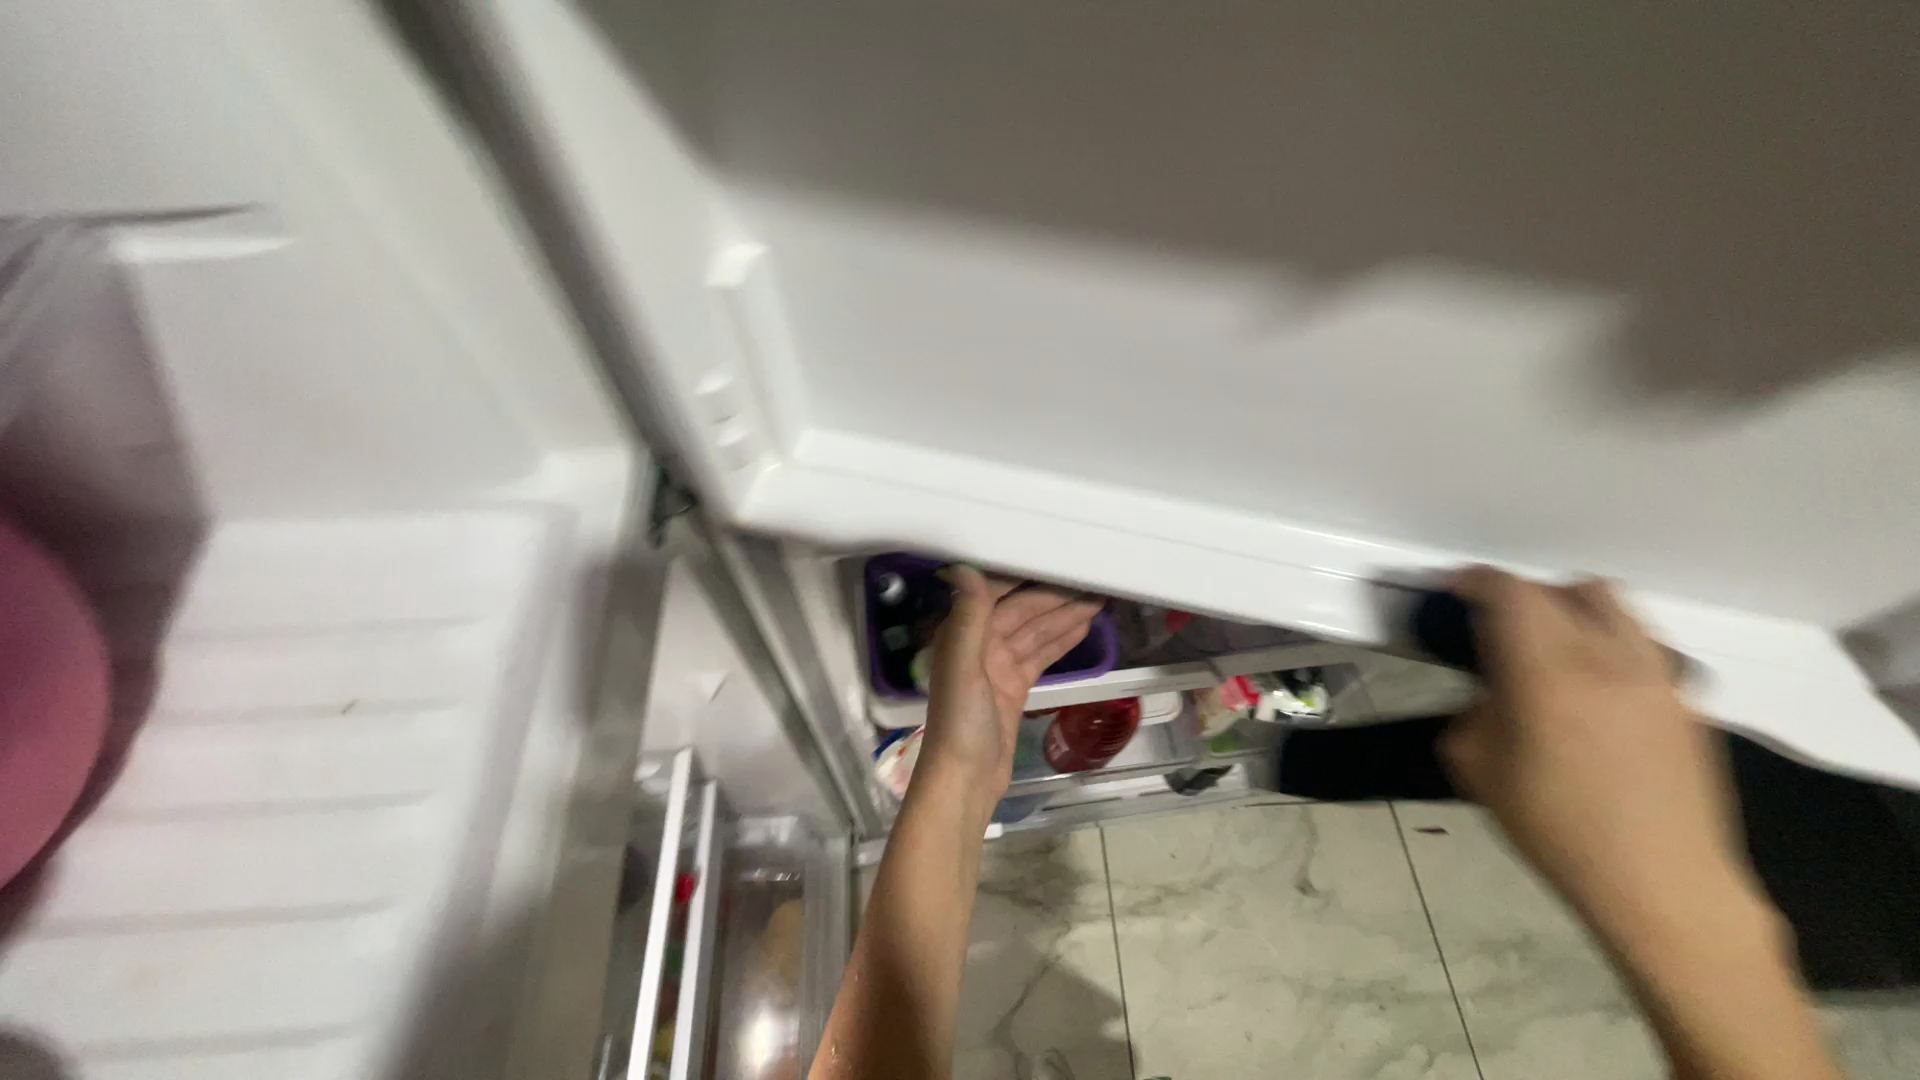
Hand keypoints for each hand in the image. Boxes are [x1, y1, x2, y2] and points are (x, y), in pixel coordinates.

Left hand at [915, 566, 1101, 804]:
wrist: (965, 778)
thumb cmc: (959, 722)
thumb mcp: (963, 666)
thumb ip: (968, 618)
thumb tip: (965, 568)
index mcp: (963, 634)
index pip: (995, 592)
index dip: (1023, 575)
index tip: (1053, 559)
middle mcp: (979, 644)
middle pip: (1021, 611)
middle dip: (1053, 596)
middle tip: (1090, 581)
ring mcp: (998, 667)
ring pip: (1035, 632)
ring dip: (1063, 616)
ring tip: (1096, 599)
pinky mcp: (1013, 687)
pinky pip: (1040, 656)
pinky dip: (1059, 641)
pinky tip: (1081, 628)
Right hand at [1441, 567, 1760, 931]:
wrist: (1659, 881)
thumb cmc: (1553, 824)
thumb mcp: (1478, 765)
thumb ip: (1476, 710)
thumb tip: (1493, 693)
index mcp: (1548, 671)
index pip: (1510, 593)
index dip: (1475, 579)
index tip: (1452, 587)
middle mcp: (1608, 659)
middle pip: (1563, 590)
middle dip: (1519, 595)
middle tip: (1493, 623)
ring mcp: (1658, 677)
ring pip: (1614, 606)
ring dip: (1570, 608)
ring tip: (1547, 644)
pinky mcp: (1687, 702)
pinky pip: (1642, 646)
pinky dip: (1607, 644)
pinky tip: (1592, 689)